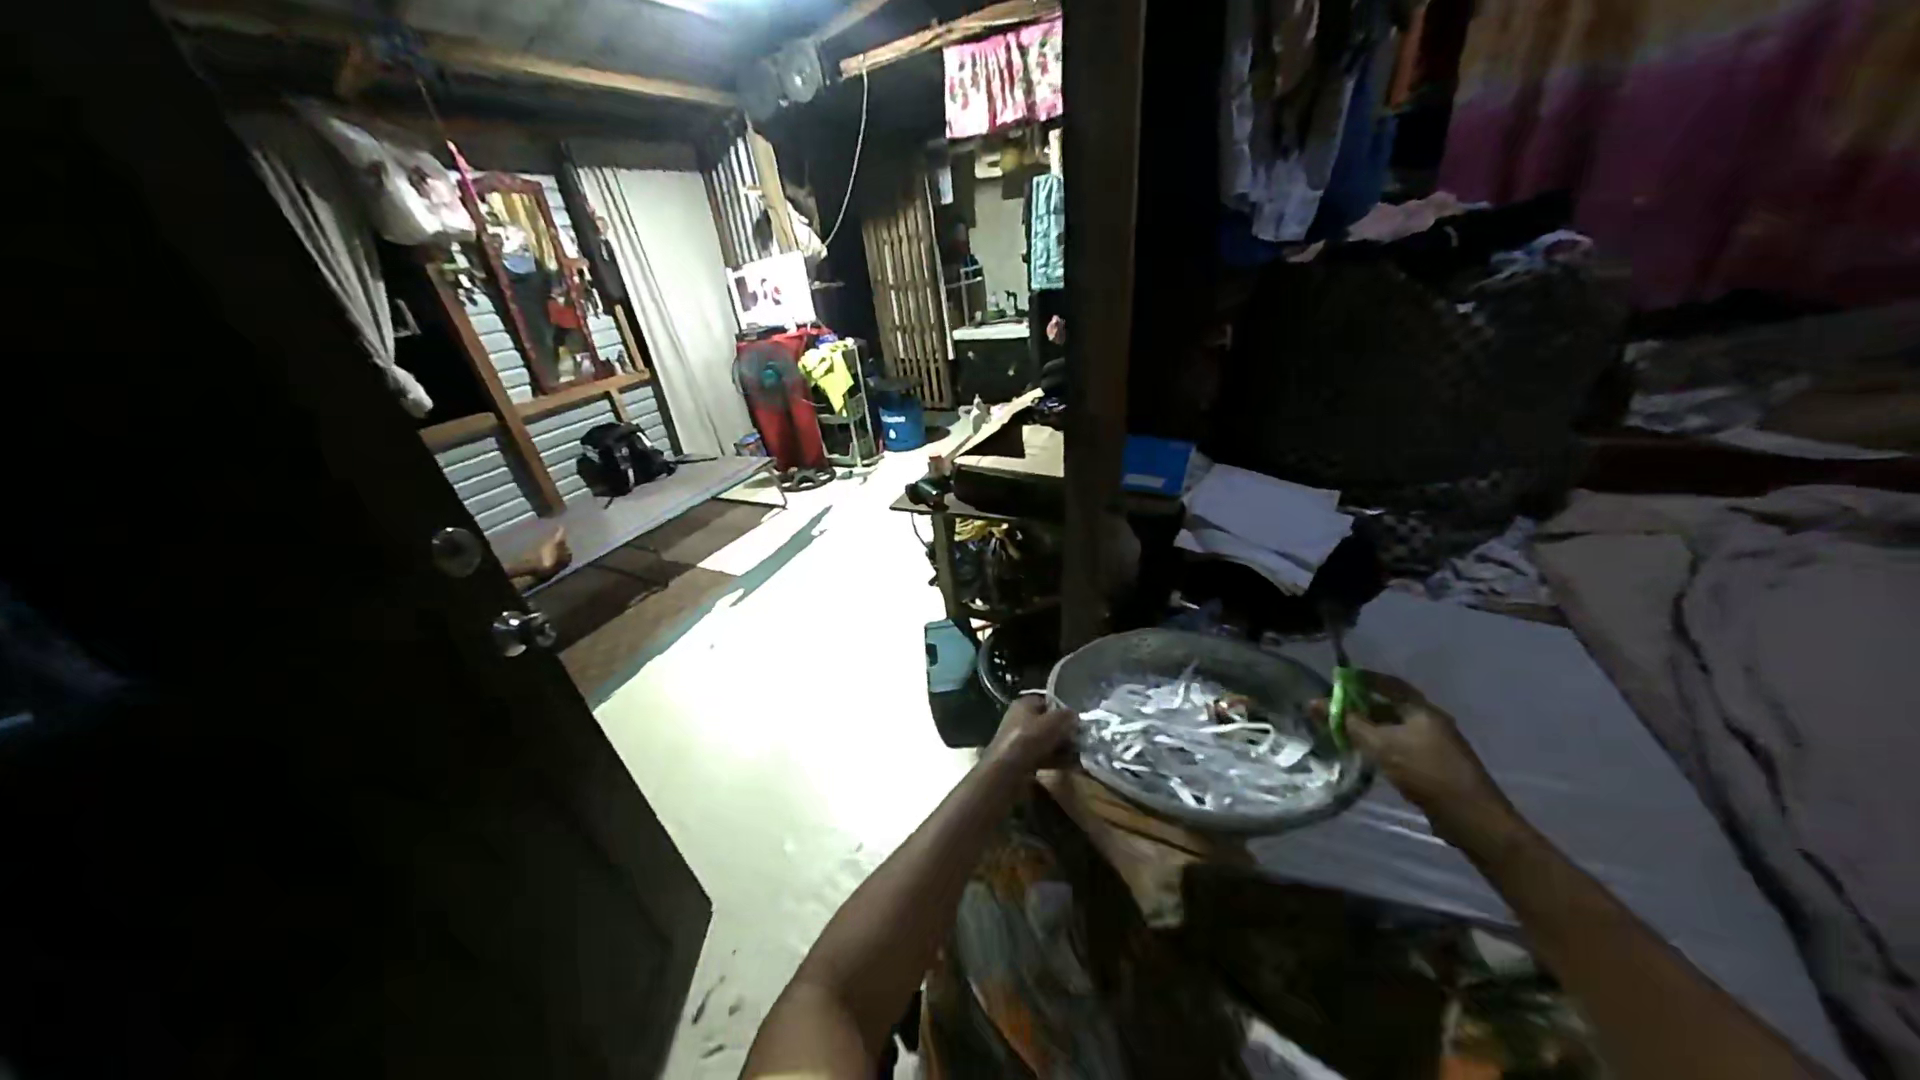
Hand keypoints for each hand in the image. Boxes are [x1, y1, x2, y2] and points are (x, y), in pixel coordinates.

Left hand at [985, 695, 1077, 773]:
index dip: (1061, 711)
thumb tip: (1074, 716)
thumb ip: (1067, 716)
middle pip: (1046, 724)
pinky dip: (1053, 761)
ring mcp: (1017, 740)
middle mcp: (1018, 719)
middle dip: (1062, 733)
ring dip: (1060, 749)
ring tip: (1076, 756)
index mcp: (1023, 704)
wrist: (1007, 770)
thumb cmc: (1030, 738)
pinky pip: (1041, 757)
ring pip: (1045, 742)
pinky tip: (1066, 767)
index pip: (1046, 702)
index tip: (1075, 723)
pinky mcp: (1019, 759)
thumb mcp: (1054, 721)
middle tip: (1077, 742)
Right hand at [1326, 672, 1518, 838]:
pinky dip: (1382, 745)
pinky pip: (1402, 746)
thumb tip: (1314, 703)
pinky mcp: (1435, 766)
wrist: (1471, 816)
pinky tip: (1367, 756)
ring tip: (1344, 733)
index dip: (1364, 679)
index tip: (1339, 679)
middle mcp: (1431, 722)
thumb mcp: (1380, 745)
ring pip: (1396, 728)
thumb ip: (1348, 723)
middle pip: (1392, 706)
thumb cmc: (1424, 771)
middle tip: (1335, 710)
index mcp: (1422, 710)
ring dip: (1371, 728)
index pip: (1390, 684)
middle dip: (1363, 706)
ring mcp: (1436, 745)